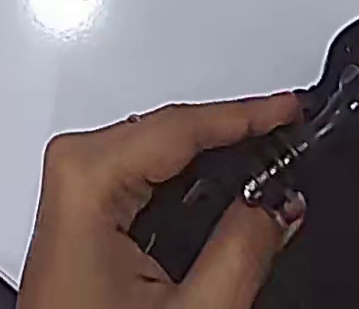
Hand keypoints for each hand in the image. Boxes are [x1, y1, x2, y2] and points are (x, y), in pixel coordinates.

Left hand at [17, 93, 302, 308]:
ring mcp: (73, 175)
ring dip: (210, 149)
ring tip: (264, 152)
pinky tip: (220, 174)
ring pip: (155, 142)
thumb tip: (275, 202)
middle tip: (285, 130)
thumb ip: (239, 252)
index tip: (285, 107)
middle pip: (165, 128)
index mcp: (87, 176)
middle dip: (229, 130)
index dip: (240, 114)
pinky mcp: (79, 192)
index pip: (177, 127)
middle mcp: (73, 162)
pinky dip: (184, 168)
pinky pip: (141, 161)